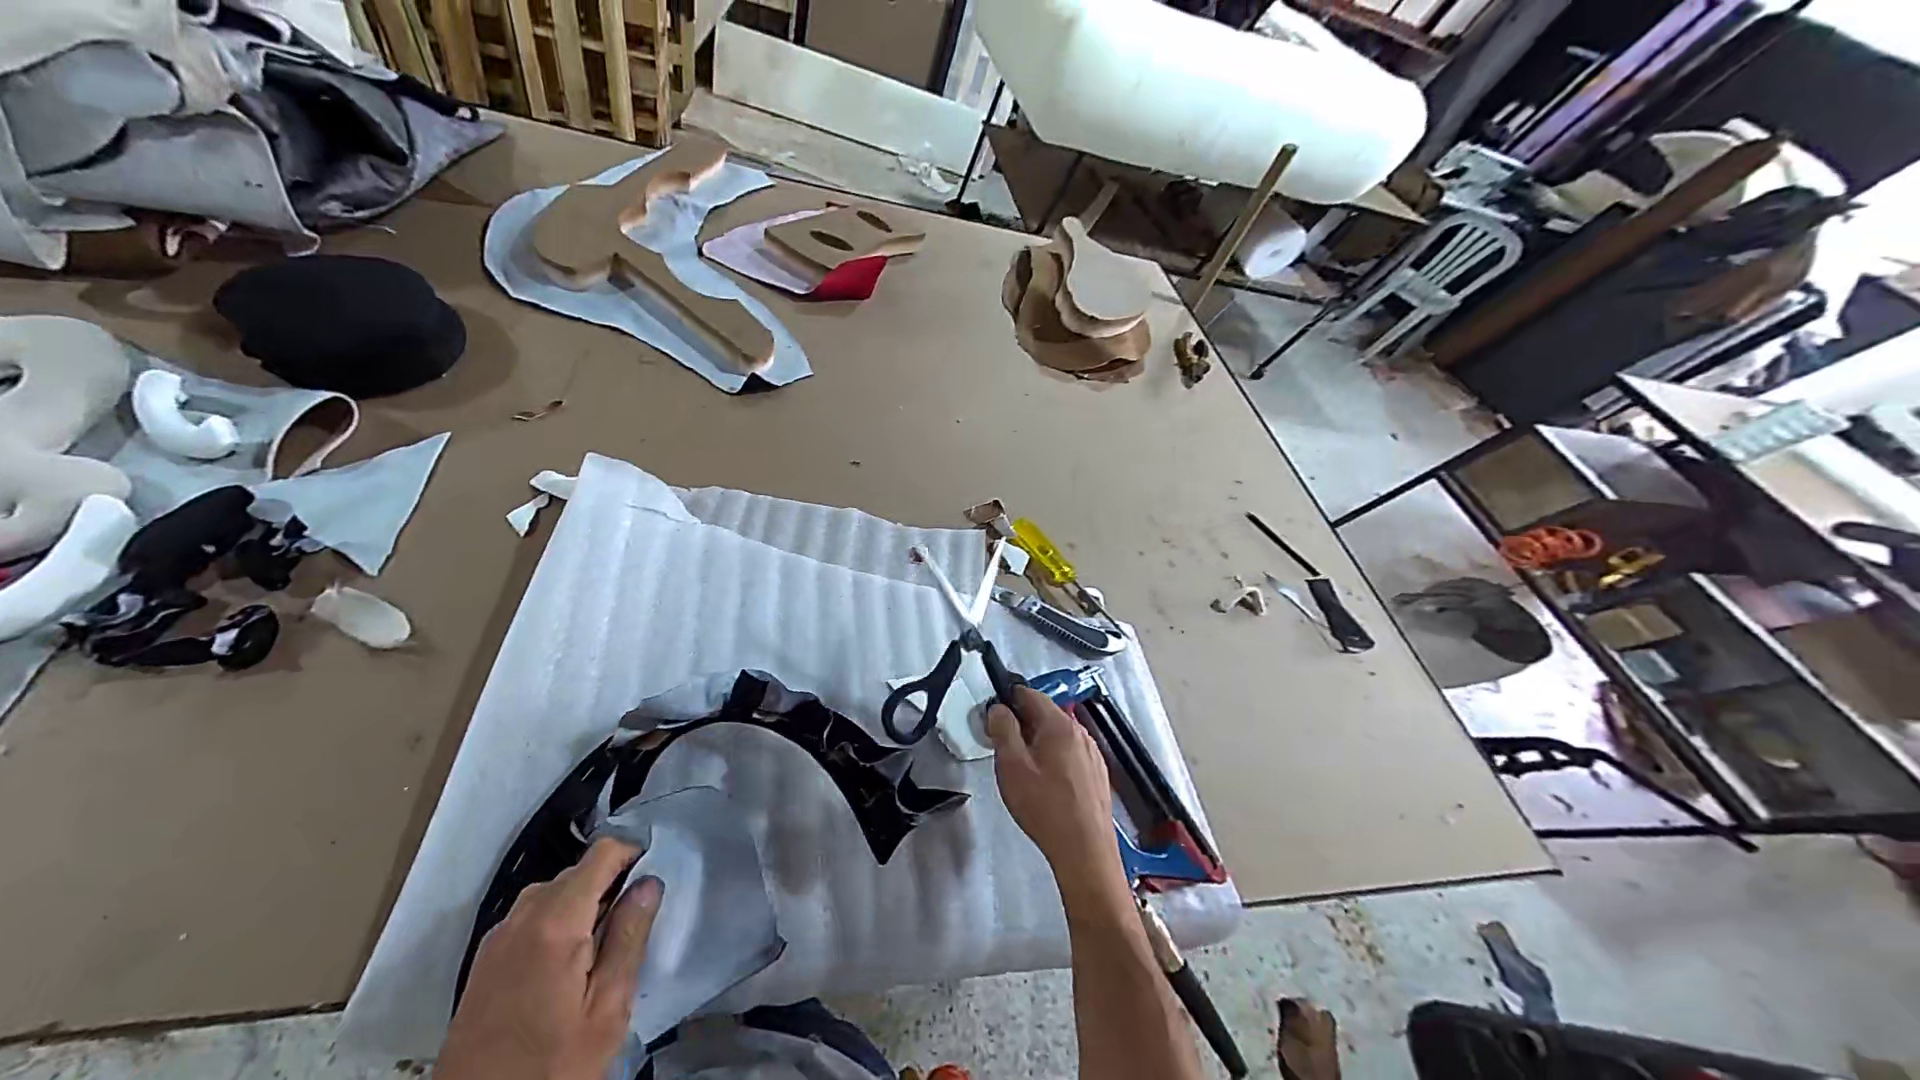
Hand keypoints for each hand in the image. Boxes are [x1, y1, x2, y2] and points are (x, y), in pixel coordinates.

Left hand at [436, 837, 663, 1079]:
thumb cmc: (552, 1066)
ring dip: (583, 901)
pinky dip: (556, 919)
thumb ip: (629, 938)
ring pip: (552, 892)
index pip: (600, 855)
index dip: (632, 853)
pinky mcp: (484, 962)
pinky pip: (530, 917)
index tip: (653, 875)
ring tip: (604, 943)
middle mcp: (521, 919)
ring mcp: (497, 940)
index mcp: (556, 923)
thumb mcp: (607, 1008)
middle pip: (577, 872)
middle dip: (610, 883)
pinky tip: (568, 961)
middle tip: (635, 921)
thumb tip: (648, 884)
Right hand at [987, 686, 1122, 895]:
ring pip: (1058, 736)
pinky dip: (1054, 760)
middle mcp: (1080, 734)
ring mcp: (1092, 754)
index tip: (994, 714)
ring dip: (1037, 744)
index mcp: (1059, 725)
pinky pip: (1070, 755)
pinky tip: (1044, 785)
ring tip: (1022, 771)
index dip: (1008, 699)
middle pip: (1045, 714)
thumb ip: (1003, 730)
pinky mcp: (1096, 775)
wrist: (1085, 851)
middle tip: (1003, 747)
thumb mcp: (1011, 766)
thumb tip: (999, 709)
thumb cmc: (1047, 809)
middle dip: (1021, 724)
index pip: (1030, 694)